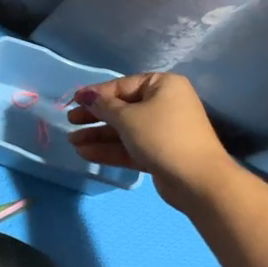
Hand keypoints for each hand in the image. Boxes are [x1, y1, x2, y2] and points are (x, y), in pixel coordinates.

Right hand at [67, 73, 237, 203]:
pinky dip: (110, 149)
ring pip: (124, 130)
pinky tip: (86, 153)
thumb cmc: (162, 137)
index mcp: (162, 86)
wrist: (197, 180)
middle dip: (95, 117)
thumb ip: (103, 106)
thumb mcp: (128, 118)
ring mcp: (162, 131)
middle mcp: (164, 104)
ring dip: (98, 136)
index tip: (73, 101)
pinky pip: (130, 146)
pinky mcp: (159, 153)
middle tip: (70, 121)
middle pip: (122, 108)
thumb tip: (86, 96)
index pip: (122, 86)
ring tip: (73, 142)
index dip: (96, 94)